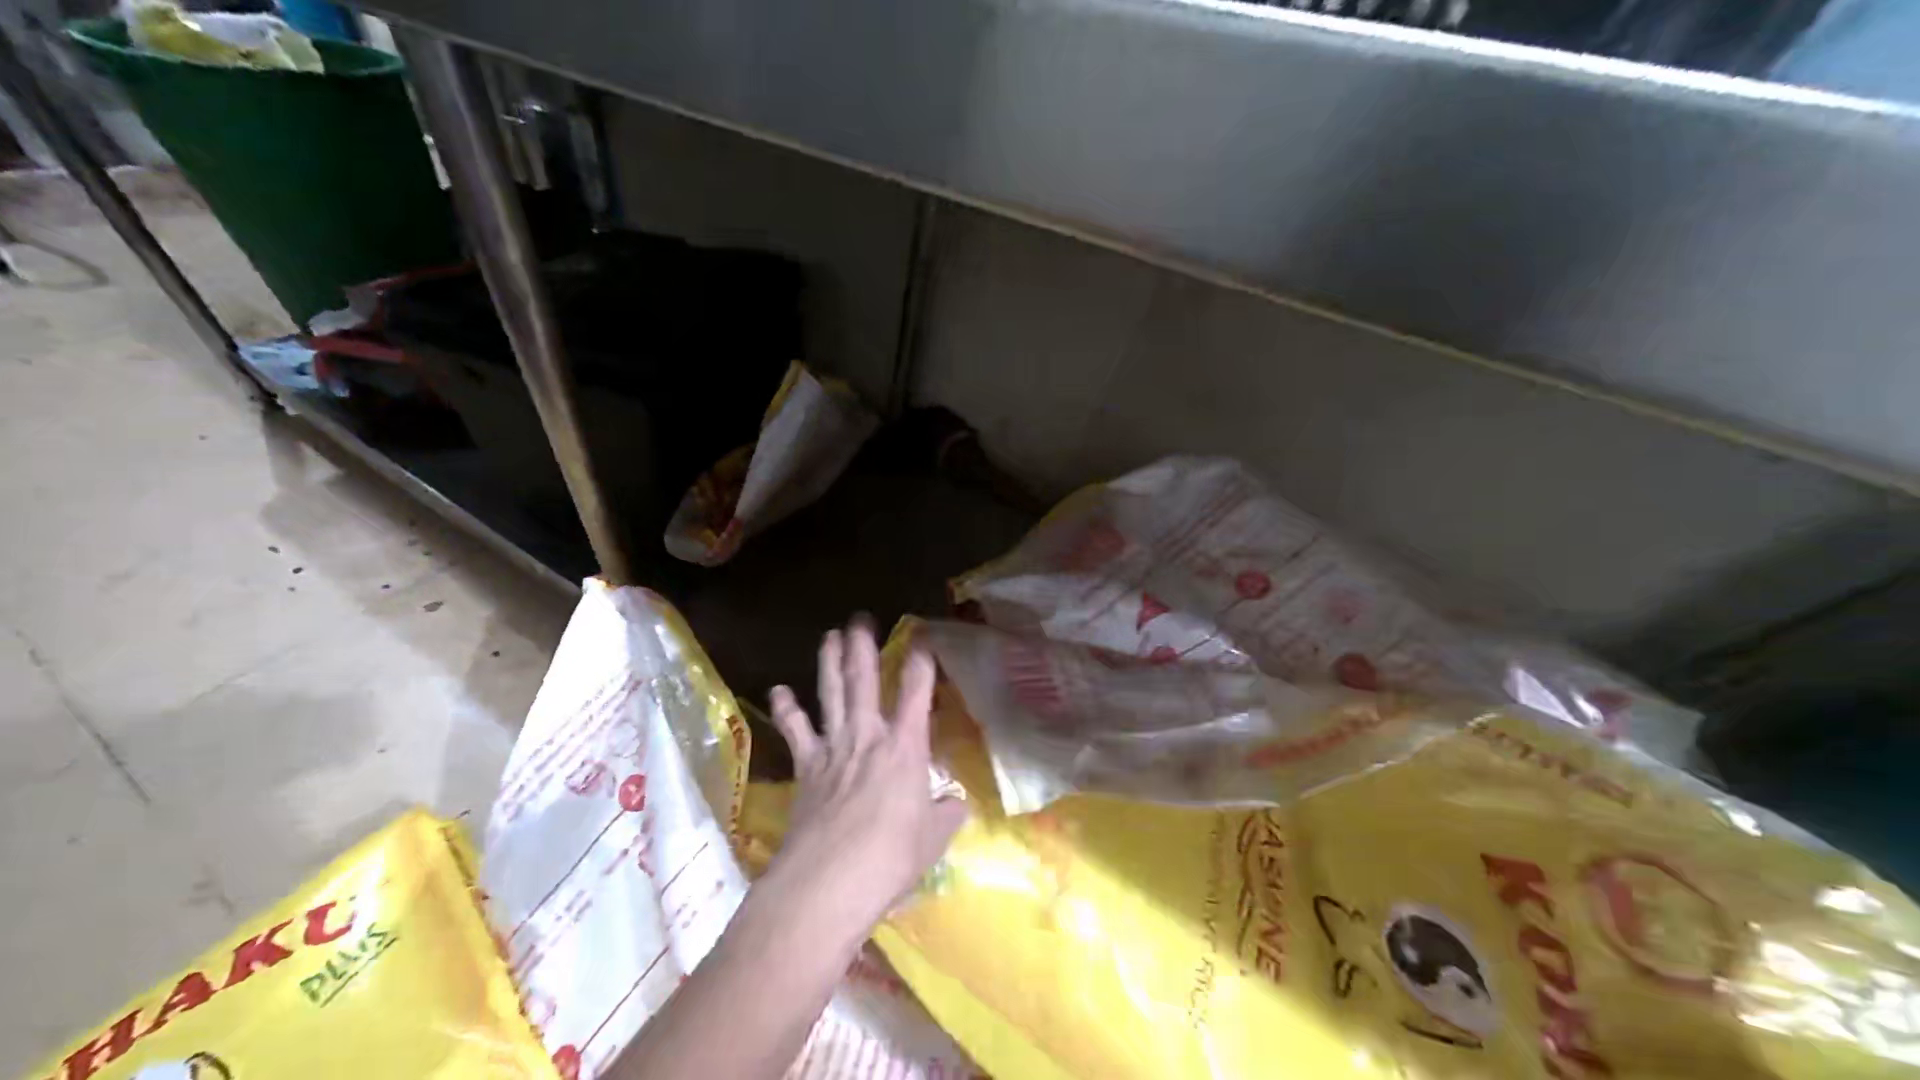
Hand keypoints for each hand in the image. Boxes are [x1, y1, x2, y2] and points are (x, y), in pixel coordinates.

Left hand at [764, 616, 968, 936]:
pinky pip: (796, 731)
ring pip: (831, 695)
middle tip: (860, 619)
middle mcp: (868, 737)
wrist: (828, 881)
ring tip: (829, 635)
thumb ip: (945, 814)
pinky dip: (787, 710)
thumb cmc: (891, 858)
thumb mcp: (933, 839)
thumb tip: (954, 804)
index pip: (917, 693)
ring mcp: (833, 749)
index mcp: (906, 748)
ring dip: (829, 663)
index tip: (923, 638)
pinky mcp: (806, 768)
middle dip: (864, 647)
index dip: (921, 662)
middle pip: (865, 681)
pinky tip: (779, 690)